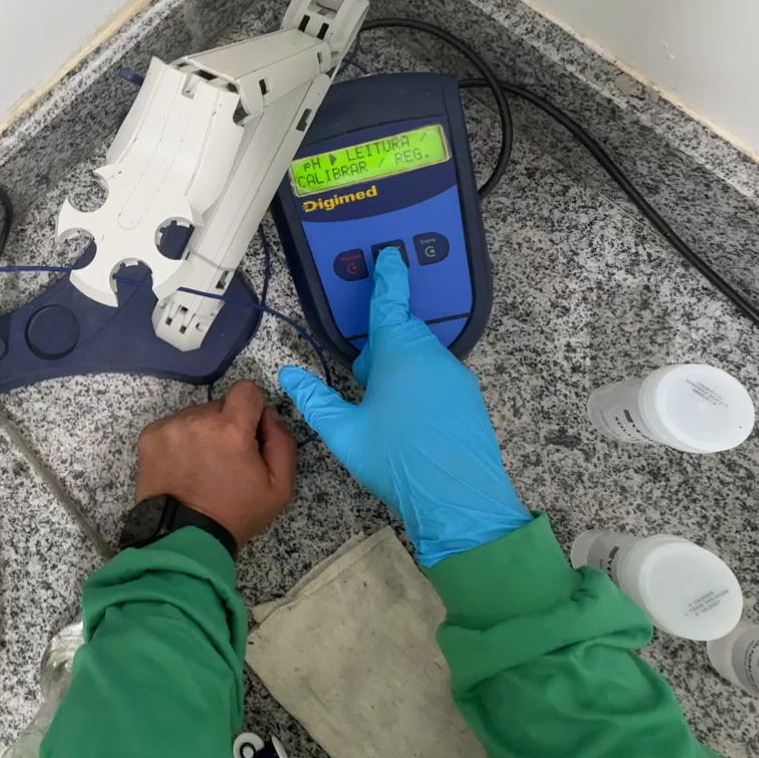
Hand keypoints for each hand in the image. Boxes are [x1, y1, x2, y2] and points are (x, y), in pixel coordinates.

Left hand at [134, 379, 297, 547]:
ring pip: (196, 415)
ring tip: (201, 466)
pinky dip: (180, 440)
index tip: (249, 431)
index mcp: (230, 428)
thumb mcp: (279, 487)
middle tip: (225, 458)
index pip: (246, 389)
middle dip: (226, 425)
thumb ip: (282, 442)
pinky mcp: (149, 435)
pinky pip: (173, 426)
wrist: (185, 537)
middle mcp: (197, 418)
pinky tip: (182, 466)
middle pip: (220, 405)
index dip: (252, 408)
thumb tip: (270, 414)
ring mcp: (170, 426)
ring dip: (202, 432)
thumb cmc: (235, 512)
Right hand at [278, 247, 529, 564]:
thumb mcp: (343, 431)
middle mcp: (432, 357)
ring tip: (380, 404)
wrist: (460, 503)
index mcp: (400, 354)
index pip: (390, 303)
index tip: (388, 254)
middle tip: (360, 378)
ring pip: (419, 354)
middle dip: (378, 344)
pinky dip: (416, 380)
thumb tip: (290, 375)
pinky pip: (436, 373)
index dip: (387, 276)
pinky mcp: (468, 399)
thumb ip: (314, 398)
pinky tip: (406, 417)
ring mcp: (456, 378)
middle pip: (401, 331)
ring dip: (396, 364)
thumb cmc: (396, 461)